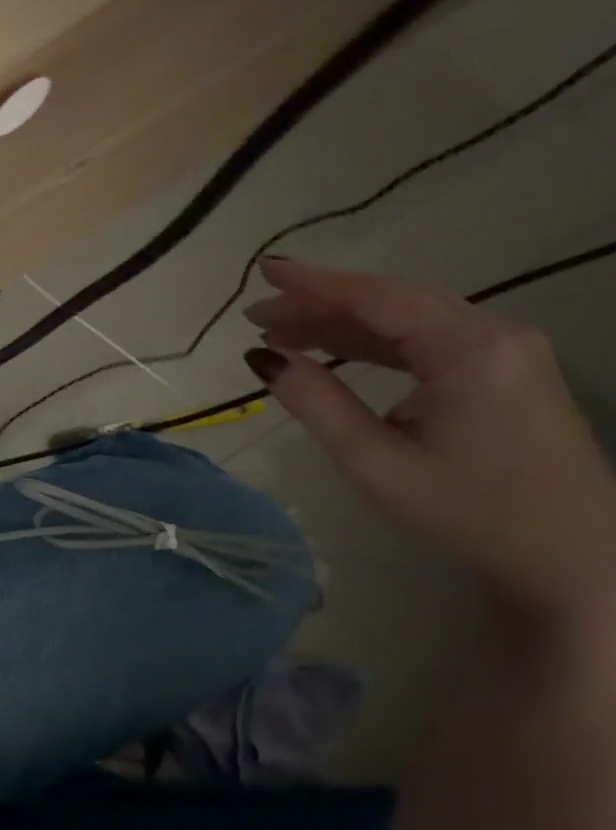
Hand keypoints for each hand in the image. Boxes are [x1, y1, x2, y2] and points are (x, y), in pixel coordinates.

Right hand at [244, 258, 615, 624]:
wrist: (573, 558)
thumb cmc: (468, 511)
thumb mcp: (374, 461)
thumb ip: (316, 401)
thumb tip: (262, 358)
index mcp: (471, 352)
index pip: (379, 298)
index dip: (315, 282)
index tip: (261, 271)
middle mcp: (497, 336)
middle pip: (393, 302)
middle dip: (320, 303)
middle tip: (257, 315)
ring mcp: (508, 352)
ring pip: (408, 319)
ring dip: (342, 323)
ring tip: (280, 332)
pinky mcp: (507, 371)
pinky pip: (428, 339)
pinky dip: (373, 340)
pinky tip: (332, 349)